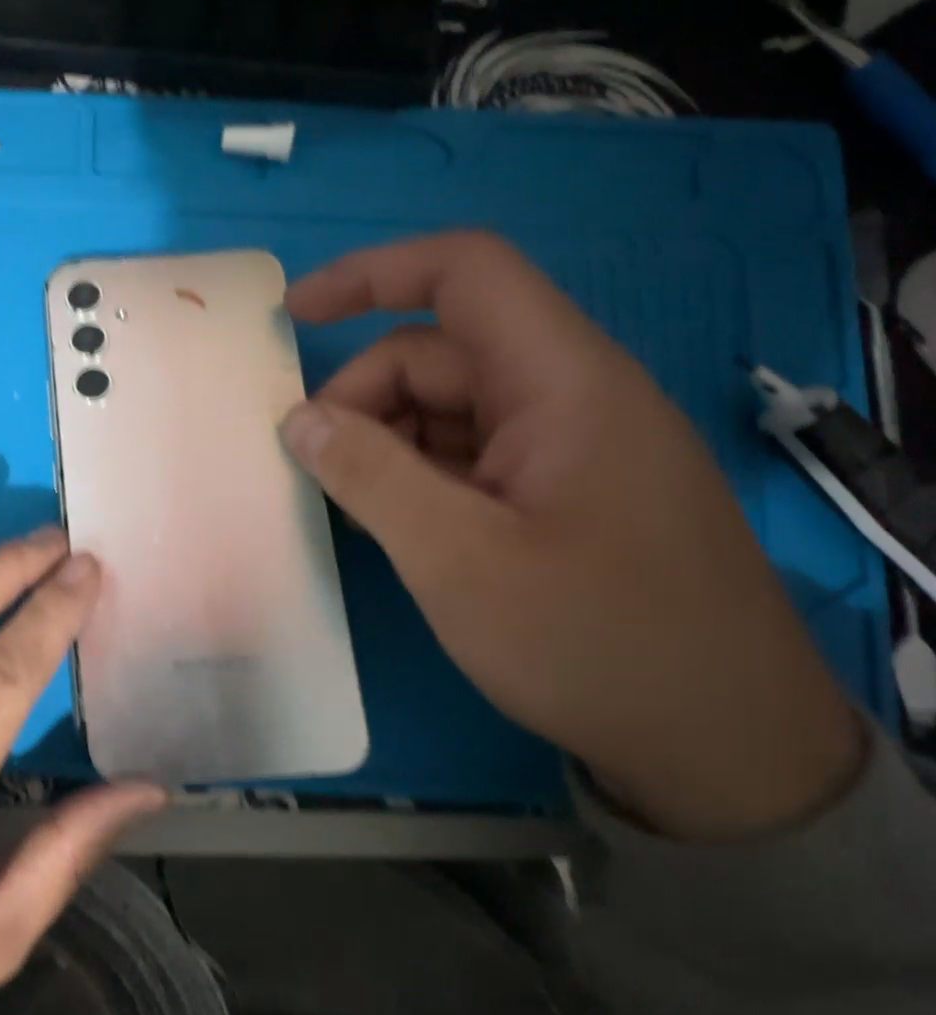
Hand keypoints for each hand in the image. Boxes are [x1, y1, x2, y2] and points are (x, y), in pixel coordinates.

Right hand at [279, 231, 864, 839]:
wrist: (719, 741)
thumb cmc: (591, 640)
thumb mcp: (457, 558)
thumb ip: (369, 475)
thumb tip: (298, 420)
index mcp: (563, 383)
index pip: (467, 274)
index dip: (373, 273)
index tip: (294, 314)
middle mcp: (572, 397)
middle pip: (442, 352)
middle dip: (364, 395)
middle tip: (312, 468)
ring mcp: (572, 447)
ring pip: (452, 408)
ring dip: (387, 440)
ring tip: (350, 504)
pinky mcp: (566, 493)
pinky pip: (473, 454)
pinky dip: (417, 472)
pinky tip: (394, 523)